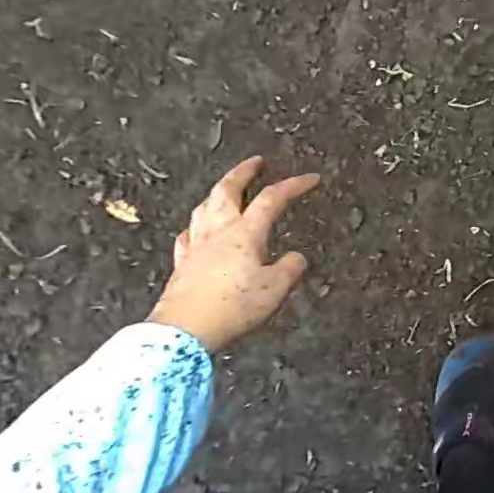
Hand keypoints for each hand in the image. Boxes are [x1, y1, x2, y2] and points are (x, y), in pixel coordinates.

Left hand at [147, 156, 321, 352]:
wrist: (185, 329)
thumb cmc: (232, 308)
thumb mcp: (274, 290)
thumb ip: (289, 269)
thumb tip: (296, 258)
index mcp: (244, 234)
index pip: (272, 199)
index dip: (294, 185)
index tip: (311, 179)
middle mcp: (218, 233)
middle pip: (227, 190)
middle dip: (243, 172)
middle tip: (255, 162)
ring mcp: (196, 246)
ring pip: (204, 207)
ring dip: (218, 192)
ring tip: (226, 188)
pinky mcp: (182, 264)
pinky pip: (187, 235)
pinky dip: (196, 225)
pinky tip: (196, 229)